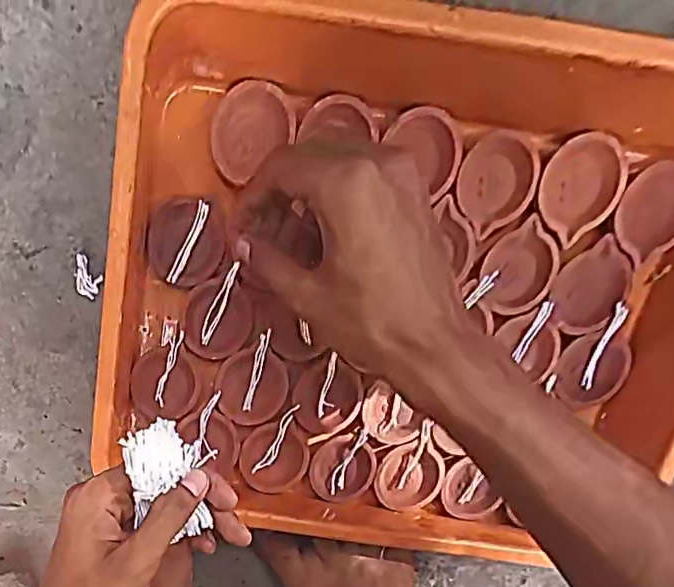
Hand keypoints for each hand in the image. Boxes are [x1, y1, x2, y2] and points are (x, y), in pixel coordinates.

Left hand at [20, 464, 249, 586]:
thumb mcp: (138, 561)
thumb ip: (169, 516)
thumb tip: (195, 480)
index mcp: (95, 497)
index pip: (156, 468)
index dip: (196, 480)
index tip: (223, 497)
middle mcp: (94, 500)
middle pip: (159, 484)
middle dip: (199, 503)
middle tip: (231, 521)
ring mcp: (99, 517)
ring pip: (157, 503)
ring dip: (191, 518)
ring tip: (223, 536)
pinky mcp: (106, 534)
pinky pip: (146, 521)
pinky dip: (172, 531)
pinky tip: (198, 543)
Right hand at [237, 141, 499, 401]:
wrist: (431, 345)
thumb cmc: (377, 325)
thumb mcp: (306, 296)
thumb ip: (268, 261)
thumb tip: (245, 245)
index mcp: (347, 184)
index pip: (282, 166)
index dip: (253, 196)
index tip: (242, 224)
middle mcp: (379, 164)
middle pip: (310, 154)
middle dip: (278, 189)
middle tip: (260, 229)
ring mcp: (402, 175)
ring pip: (337, 159)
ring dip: (306, 190)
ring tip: (289, 237)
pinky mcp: (414, 193)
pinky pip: (364, 174)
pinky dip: (336, 194)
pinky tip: (323, 236)